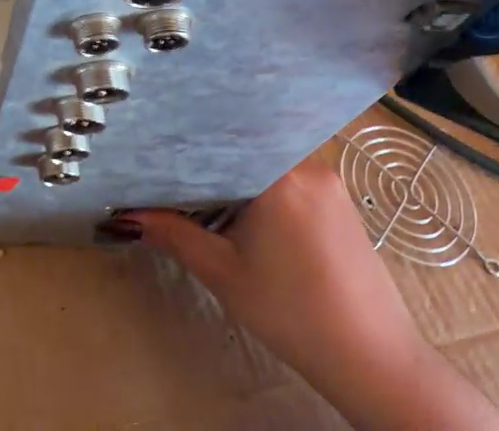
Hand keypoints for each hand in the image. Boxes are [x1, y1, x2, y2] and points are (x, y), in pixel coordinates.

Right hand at [122, 157, 498, 429]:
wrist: (373, 359)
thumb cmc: (293, 314)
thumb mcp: (223, 273)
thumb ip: (173, 234)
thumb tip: (126, 216)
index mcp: (278, 176)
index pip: (220, 139)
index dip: (184, 142)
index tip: (153, 146)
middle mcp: (308, 166)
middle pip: (244, 148)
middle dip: (207, 161)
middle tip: (168, 171)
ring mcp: (329, 182)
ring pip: (266, 162)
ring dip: (236, 176)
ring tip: (200, 193)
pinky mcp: (340, 201)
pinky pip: (289, 177)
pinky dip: (262, 188)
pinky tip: (242, 212)